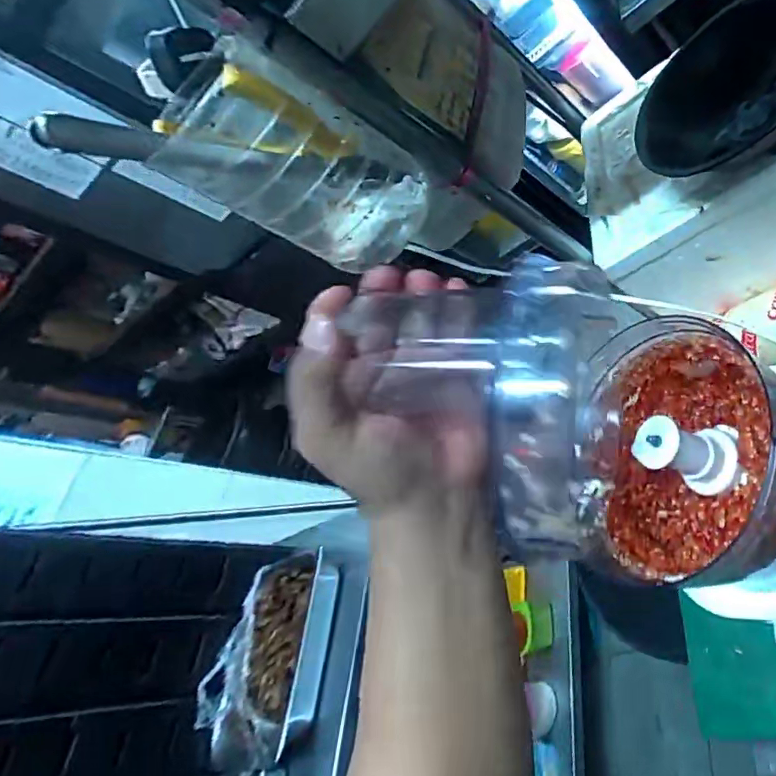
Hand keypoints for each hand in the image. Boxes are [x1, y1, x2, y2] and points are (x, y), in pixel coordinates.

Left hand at [287, 267, 483, 521]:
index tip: (346, 289)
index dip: (338, 307)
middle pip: (382, 318)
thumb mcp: (327, 432)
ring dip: (423, 295)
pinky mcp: (461, 372)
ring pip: (421, 320)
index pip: (337, 332)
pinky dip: (459, 310)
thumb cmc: (377, 469)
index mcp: (345, 381)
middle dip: (387, 292)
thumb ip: (314, 382)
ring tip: (427, 280)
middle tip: (396, 275)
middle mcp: (383, 368)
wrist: (436, 499)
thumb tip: (321, 321)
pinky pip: (459, 333)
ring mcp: (425, 369)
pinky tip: (458, 291)